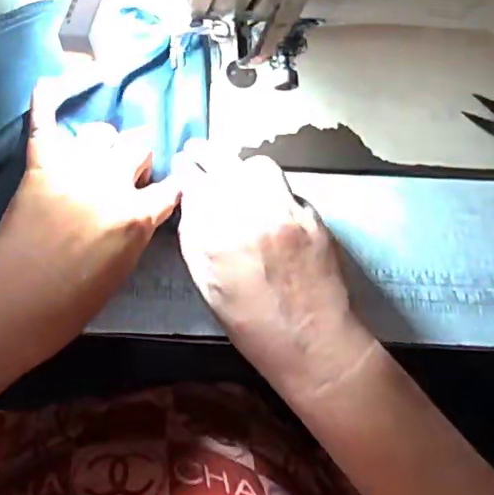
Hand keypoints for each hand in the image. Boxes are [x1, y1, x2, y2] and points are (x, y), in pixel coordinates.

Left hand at [0, 77, 181, 352]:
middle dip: (132, 159)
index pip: (170, 186)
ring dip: (101, 143)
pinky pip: (46, 119)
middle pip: (137, 146)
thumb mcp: (122, 267)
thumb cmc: (71, 298)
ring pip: (102, 132)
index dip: (167, 186)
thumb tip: (137, 208)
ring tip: (90, 156)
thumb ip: (135, 228)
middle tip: (118, 176)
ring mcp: (76, 167)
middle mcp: (112, 182)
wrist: (18, 294)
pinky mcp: (42, 162)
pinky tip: (48, 83)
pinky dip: (47, 100)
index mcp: (138, 215)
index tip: (165, 185)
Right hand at [174, 142, 377, 396]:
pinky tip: (266, 206)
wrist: (311, 341)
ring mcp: (283, 211)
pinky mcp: (311, 215)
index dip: (183, 171)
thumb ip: (194, 232)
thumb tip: (191, 200)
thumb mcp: (203, 277)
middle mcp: (247, 213)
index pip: (191, 180)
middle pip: (221, 160)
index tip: (182, 170)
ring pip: (256, 166)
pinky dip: (269, 190)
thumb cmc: (248, 320)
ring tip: (236, 180)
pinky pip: (284, 187)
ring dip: (241, 168)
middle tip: (198, 153)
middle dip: (205, 153)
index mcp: (213, 234)